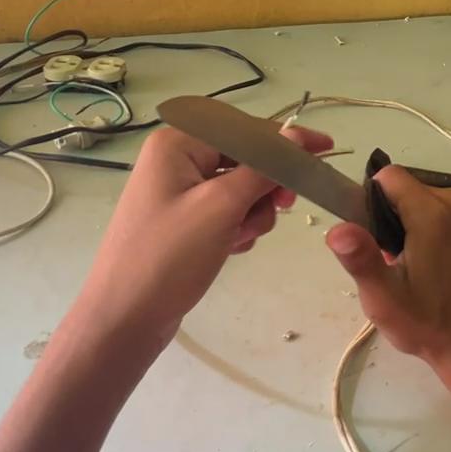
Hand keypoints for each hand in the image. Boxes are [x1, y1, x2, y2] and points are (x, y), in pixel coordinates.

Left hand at [73, 123, 332, 344]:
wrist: (123, 321)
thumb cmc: (169, 257)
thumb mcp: (222, 206)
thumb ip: (263, 167)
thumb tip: (297, 134)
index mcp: (178, 142)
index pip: (248, 130)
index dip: (289, 139)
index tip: (328, 148)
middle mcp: (176, 158)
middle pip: (246, 157)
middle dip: (266, 186)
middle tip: (285, 207)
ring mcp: (178, 190)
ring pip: (242, 186)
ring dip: (253, 211)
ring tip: (240, 238)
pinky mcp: (183, 219)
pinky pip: (227, 209)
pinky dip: (239, 225)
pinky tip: (231, 248)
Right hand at [324, 166, 450, 383]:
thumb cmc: (428, 324)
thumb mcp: (385, 298)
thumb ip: (361, 259)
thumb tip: (336, 230)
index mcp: (432, 213)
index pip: (388, 177)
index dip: (370, 200)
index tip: (369, 236)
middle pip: (402, 186)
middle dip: (386, 214)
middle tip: (388, 259)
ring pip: (417, 196)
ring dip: (403, 221)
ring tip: (406, 264)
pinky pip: (434, 207)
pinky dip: (422, 225)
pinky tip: (424, 261)